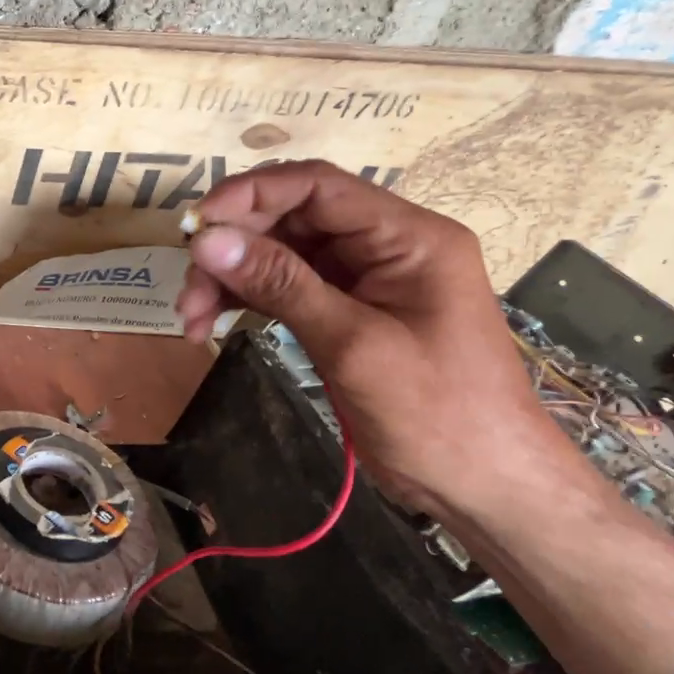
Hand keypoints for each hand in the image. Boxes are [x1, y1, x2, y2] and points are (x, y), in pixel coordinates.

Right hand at [172, 160, 571, 517]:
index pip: (316, 187)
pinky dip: (239, 301)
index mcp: (408, 237)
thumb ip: (280, 285)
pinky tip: (207, 326)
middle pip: (286, 218)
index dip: (249, 195)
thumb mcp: (354, 344)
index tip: (195, 227)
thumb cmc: (439, 413)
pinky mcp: (339, 310)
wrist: (484, 487)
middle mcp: (382, 246)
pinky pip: (276, 286)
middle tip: (188, 287)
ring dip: (225, 279)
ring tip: (192, 318)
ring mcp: (359, 278)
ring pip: (272, 252)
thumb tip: (206, 240)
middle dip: (230, 247)